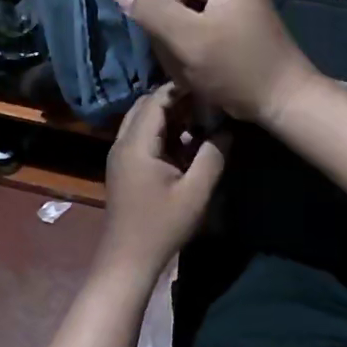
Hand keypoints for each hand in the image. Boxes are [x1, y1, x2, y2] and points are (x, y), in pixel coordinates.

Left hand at [100, 83, 228, 273]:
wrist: (129, 259)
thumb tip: (226, 129)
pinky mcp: (124, 168)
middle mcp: (122, 143)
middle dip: (176, 101)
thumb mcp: (196, 192)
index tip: (209, 87)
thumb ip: (213, 156)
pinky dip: (163, 133)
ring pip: (143, 122)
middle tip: (207, 103)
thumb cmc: (162, 226)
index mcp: (136, 144)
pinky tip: (187, 144)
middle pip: (146, 106)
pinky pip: (142, 138)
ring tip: (201, 121)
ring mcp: (120, 156)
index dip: (182, 89)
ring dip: (170, 118)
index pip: (156, 100)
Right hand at [113, 0, 320, 124]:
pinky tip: (198, 67)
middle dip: (168, 24)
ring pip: (178, 9)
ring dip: (177, 40)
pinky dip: (190, 46)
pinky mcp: (231, 18)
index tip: (177, 35)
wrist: (283, 101)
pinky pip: (194, 23)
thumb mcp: (189, 41)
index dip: (160, 3)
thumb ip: (152, 12)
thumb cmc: (239, 70)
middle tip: (184, 56)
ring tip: (191, 65)